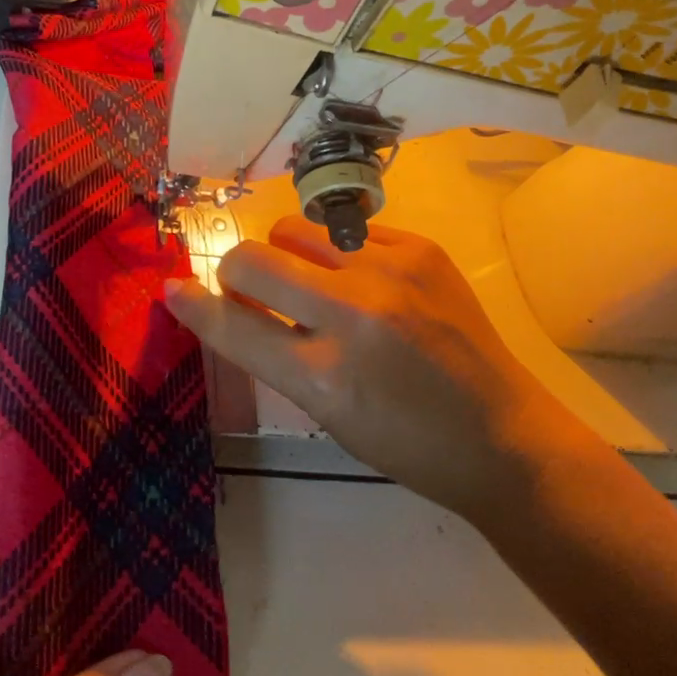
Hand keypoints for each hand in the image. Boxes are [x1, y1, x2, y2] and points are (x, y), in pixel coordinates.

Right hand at [164, 215, 604, 519]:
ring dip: (286, 258)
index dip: (194, 306)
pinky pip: (345, 231)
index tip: (173, 287)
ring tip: (316, 288)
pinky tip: (368, 285)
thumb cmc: (405, 443)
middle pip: (252, 259)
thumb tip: (218, 304)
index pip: (234, 327)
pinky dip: (339, 255)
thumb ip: (270, 355)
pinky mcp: (421, 248)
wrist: (503, 436)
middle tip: (253, 292)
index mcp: (325, 378)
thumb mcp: (326, 415)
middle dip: (236, 274)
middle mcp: (354, 314)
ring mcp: (392, 272)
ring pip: (294, 231)